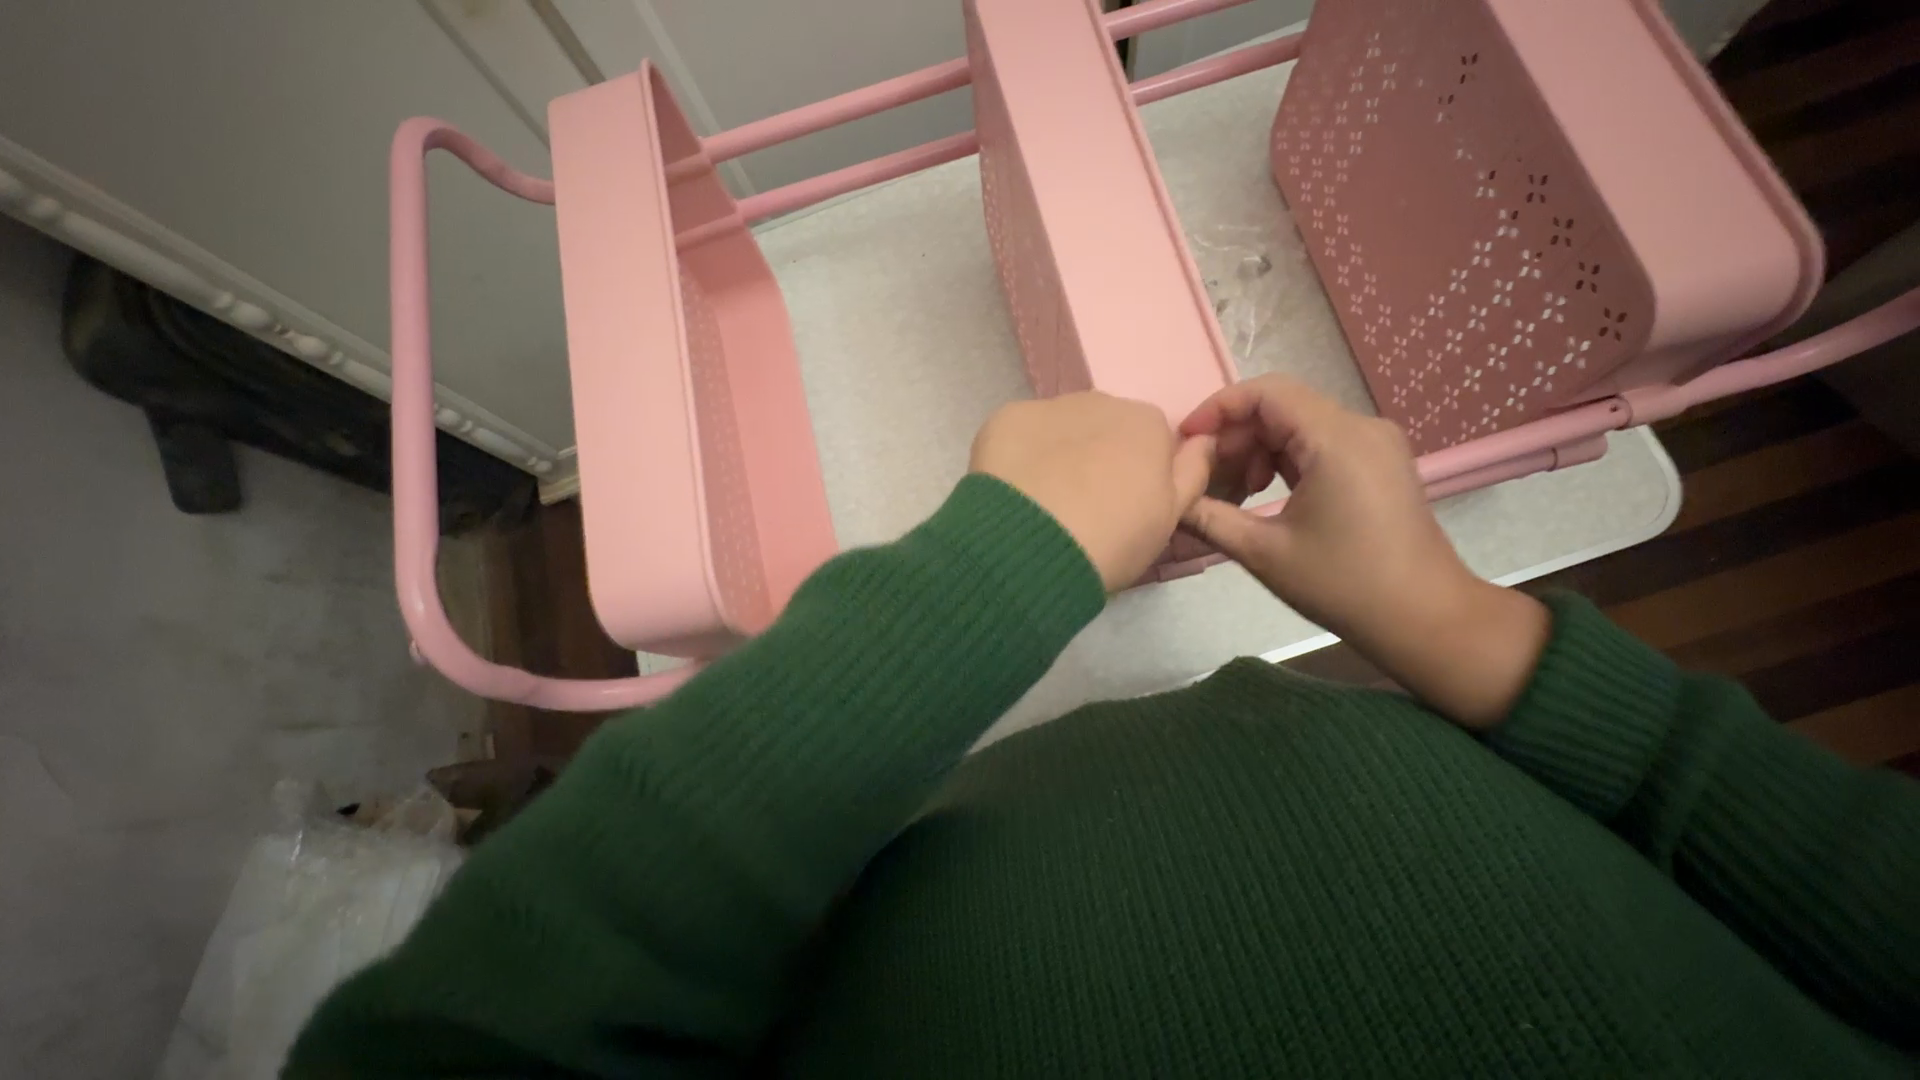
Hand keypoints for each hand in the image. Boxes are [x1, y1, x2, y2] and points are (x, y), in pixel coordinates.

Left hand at [972, 393, 1213, 592]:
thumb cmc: (1113, 539)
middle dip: (1095, 456)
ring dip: (1056, 453)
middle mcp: (1102, 401)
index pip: (1150, 441)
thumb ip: (1192, 473)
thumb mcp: (1169, 518)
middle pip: (1104, 427)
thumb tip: (1202, 440)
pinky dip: (1018, 456)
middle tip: (1080, 507)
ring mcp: (1050, 406)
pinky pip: (1019, 434)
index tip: (1120, 508)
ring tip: (1043, 502)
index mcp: (1148, 424)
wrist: (1034, 547)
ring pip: (1060, 428)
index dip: (1135, 475)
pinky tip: (1014, 490)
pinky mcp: (1005, 418)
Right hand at [1178, 376, 1548, 729]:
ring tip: (1232, 493)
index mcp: (1336, 440)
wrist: (1424, 618)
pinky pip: (1319, 443)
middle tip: (1204, 477)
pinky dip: (1284, 460)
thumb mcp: (1263, 552)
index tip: (1187, 441)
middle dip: (1235, 436)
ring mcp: (1374, 444)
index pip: (1266, 392)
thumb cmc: (1343, 584)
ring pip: (1298, 424)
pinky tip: (1262, 495)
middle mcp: (1361, 428)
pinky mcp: (1378, 463)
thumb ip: (1208, 518)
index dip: (1218, 408)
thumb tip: (1170, 498)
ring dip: (1257, 450)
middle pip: (1281, 406)